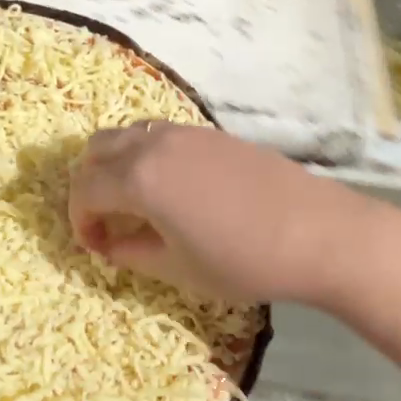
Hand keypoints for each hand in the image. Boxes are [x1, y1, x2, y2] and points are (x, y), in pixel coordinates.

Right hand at [67, 123, 372, 305]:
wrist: (319, 232)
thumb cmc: (245, 258)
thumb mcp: (180, 269)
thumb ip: (131, 254)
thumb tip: (107, 246)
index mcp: (138, 179)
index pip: (84, 190)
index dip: (80, 220)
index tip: (95, 246)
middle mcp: (150, 144)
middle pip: (95, 151)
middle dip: (89, 185)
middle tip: (106, 221)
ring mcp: (180, 132)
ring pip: (124, 135)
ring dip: (114, 164)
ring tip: (134, 201)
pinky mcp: (206, 131)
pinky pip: (154, 133)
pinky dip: (142, 154)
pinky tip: (169, 187)